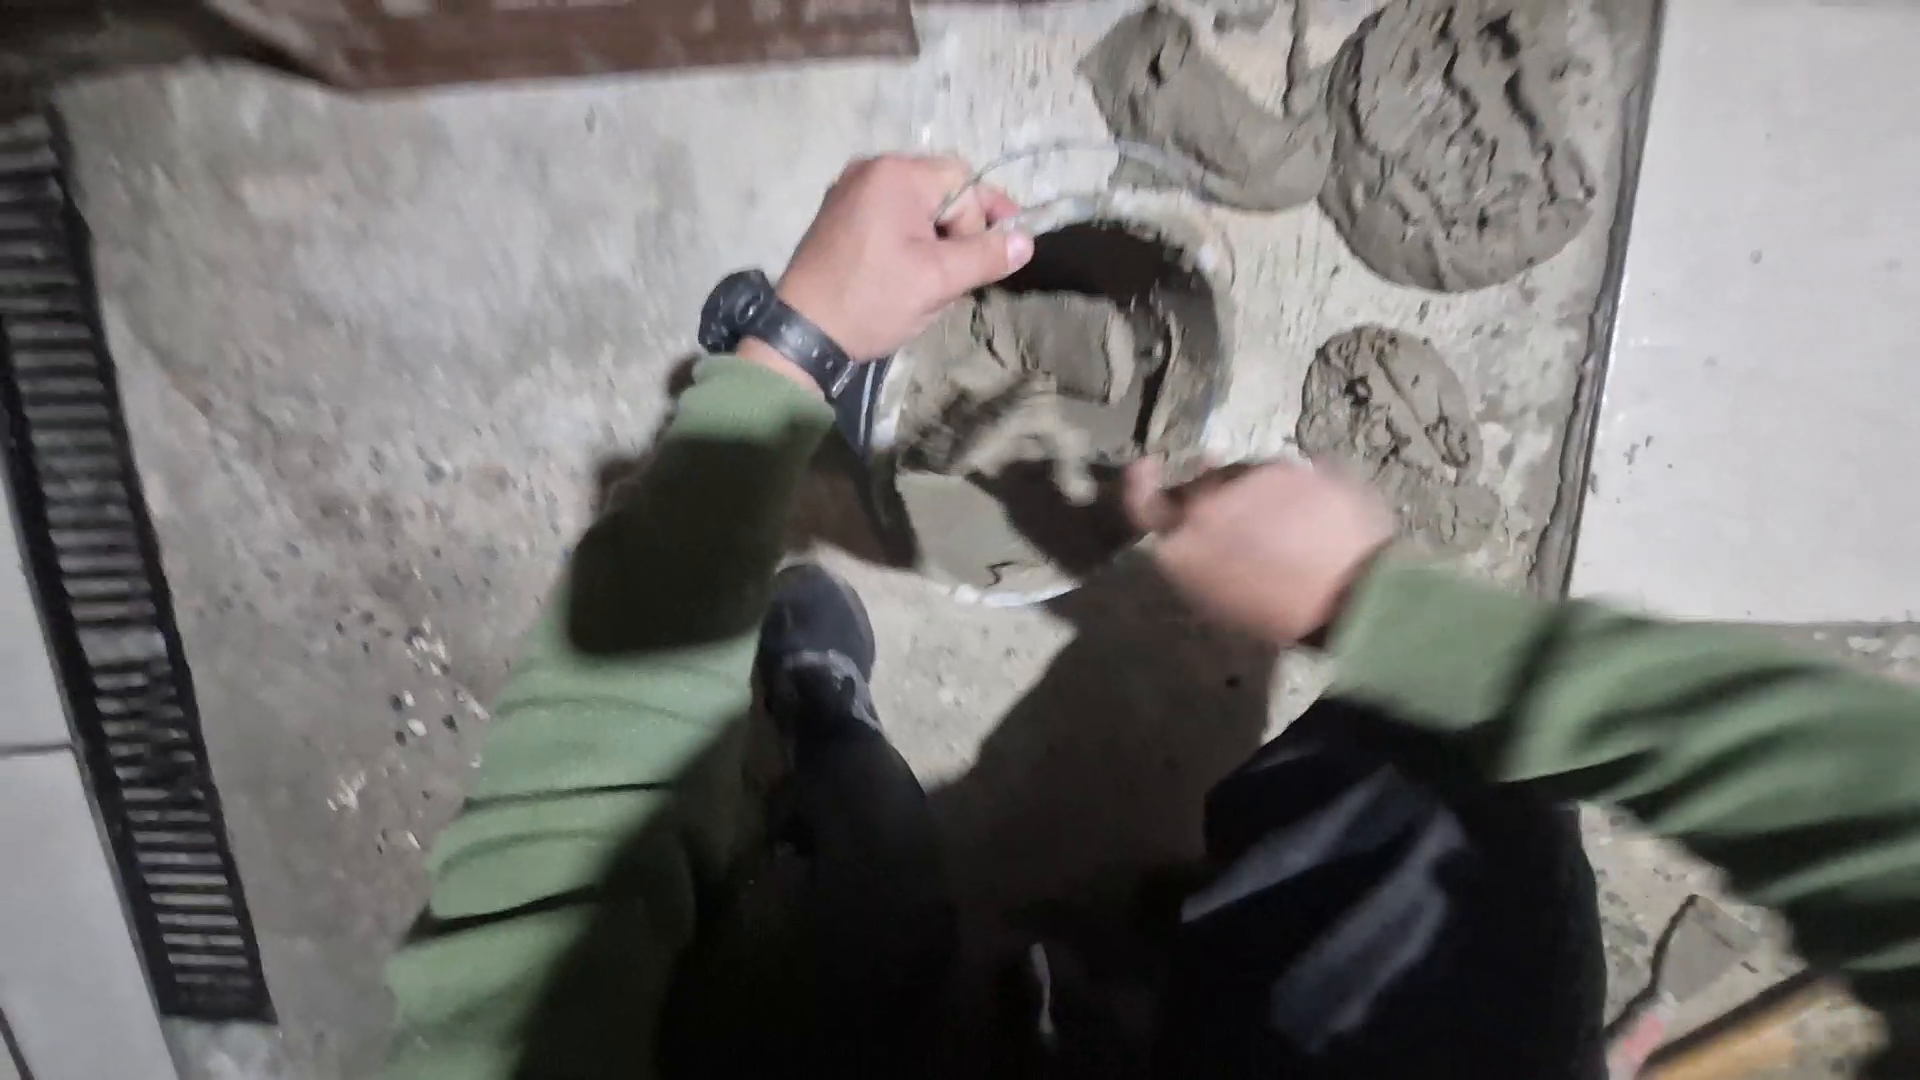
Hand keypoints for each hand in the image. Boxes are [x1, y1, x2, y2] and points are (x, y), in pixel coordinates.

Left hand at [768, 155, 1033, 366]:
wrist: (804, 333)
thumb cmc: (873, 302)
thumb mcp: (938, 282)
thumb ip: (985, 257)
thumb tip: (1026, 241)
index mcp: (897, 175)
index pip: (964, 183)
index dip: (983, 222)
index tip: (986, 262)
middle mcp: (871, 169)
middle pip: (940, 188)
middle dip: (959, 230)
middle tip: (962, 273)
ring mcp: (850, 191)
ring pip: (917, 205)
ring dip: (936, 238)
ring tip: (935, 278)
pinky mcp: (839, 215)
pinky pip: (890, 216)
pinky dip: (909, 239)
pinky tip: (908, 272)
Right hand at [1124, 459, 1394, 644]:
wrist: (1352, 598)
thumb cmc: (1277, 614)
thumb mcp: (1215, 596)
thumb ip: (1188, 554)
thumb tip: (1183, 526)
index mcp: (1181, 541)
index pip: (1142, 499)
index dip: (1139, 482)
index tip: (1147, 468)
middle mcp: (1207, 501)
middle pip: (1198, 485)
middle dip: (1210, 494)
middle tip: (1237, 519)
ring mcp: (1251, 477)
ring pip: (1240, 474)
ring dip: (1249, 490)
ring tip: (1280, 521)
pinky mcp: (1292, 465)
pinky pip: (1281, 471)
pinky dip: (1287, 487)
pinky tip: (1308, 513)